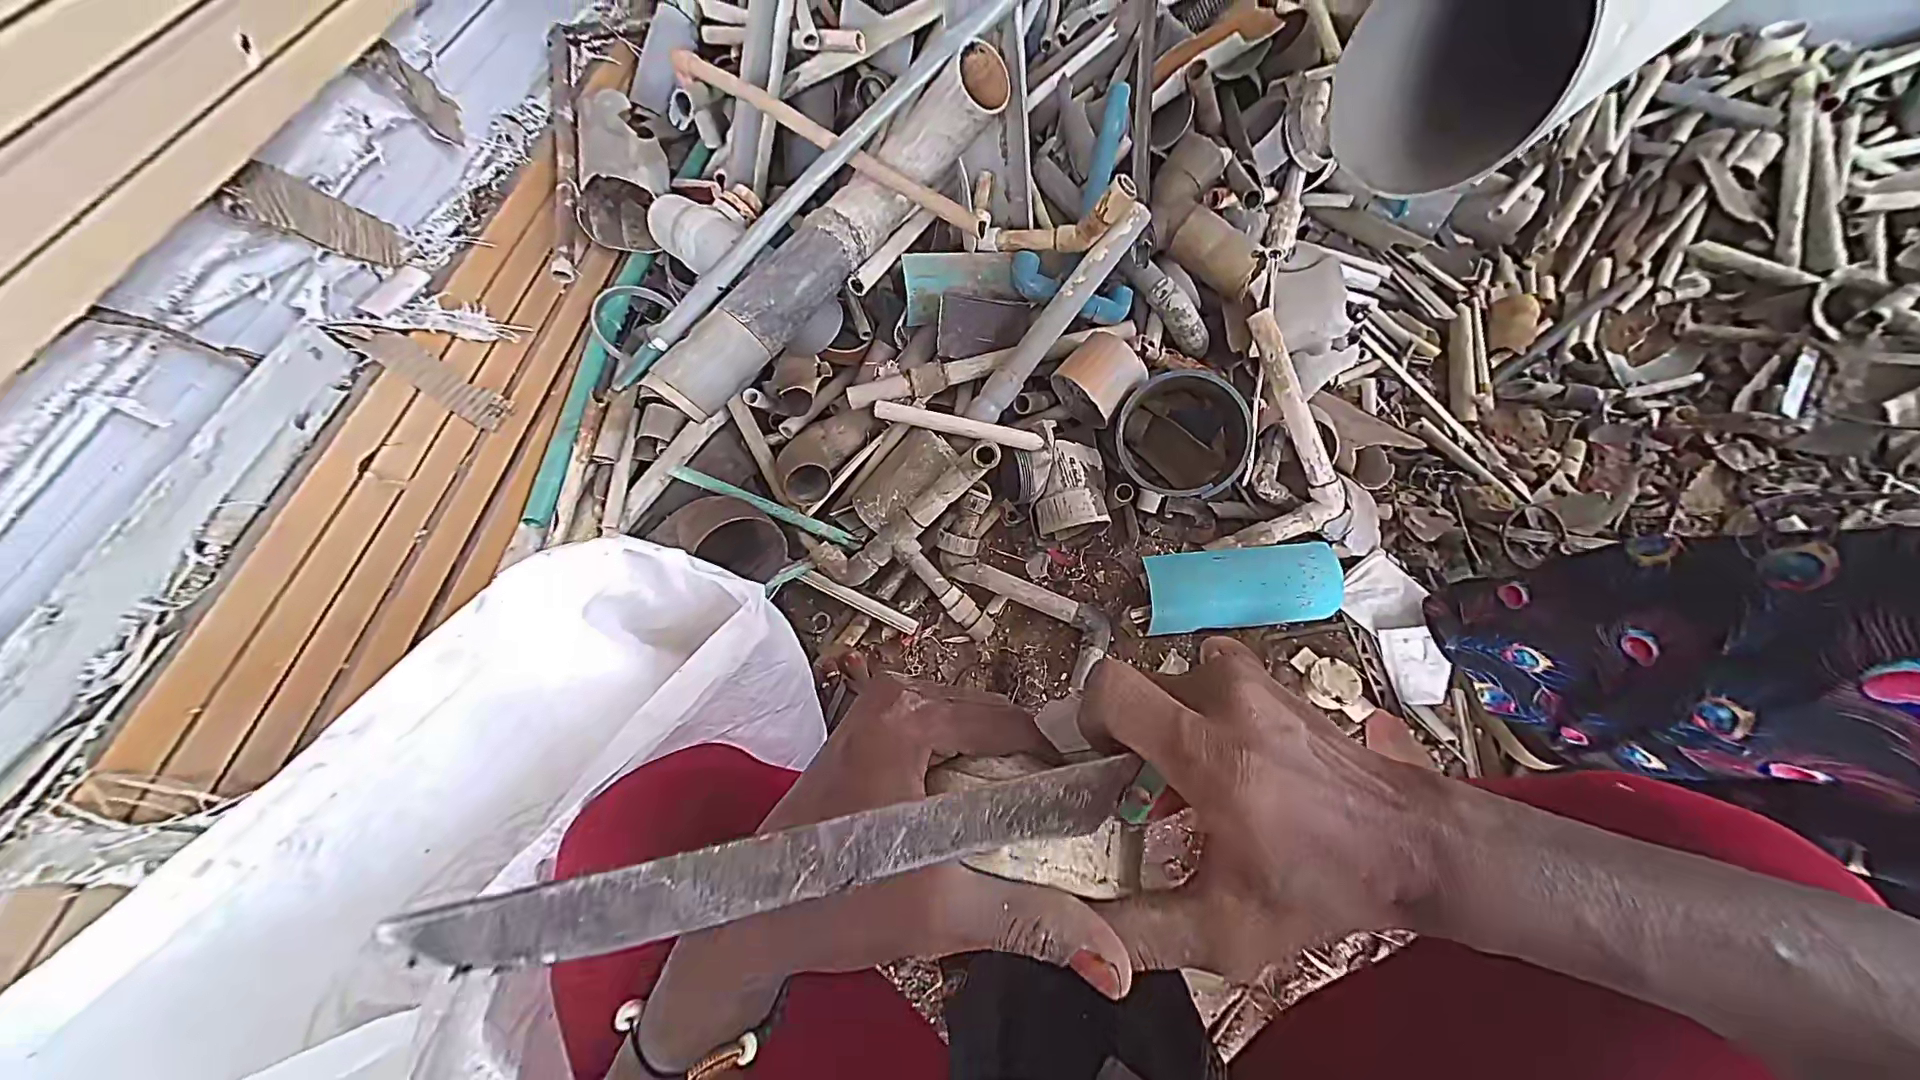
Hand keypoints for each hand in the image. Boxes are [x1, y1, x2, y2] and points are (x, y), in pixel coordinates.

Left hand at [640, 657, 1132, 1069]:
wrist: (752, 912)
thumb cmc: (834, 899)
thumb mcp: (942, 910)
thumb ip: (1031, 922)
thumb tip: (1110, 960)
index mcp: (908, 717)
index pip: (1013, 725)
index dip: (1058, 765)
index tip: (1085, 802)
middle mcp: (893, 697)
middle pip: (992, 720)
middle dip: (1025, 769)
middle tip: (1048, 821)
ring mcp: (876, 709)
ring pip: (968, 727)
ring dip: (995, 769)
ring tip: (1010, 823)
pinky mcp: (868, 730)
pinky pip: (940, 735)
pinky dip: (964, 767)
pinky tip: (967, 812)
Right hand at [1082, 637, 1446, 980]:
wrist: (1412, 842)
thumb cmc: (1323, 886)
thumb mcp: (1227, 931)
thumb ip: (1143, 932)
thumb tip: (1079, 935)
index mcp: (1210, 753)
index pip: (1111, 689)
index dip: (1088, 718)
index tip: (1102, 760)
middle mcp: (1227, 699)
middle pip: (1131, 687)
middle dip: (1124, 729)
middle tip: (1139, 778)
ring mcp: (1251, 679)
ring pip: (1164, 681)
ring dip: (1160, 719)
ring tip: (1181, 766)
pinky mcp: (1267, 676)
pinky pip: (1200, 674)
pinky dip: (1192, 704)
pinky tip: (1215, 746)